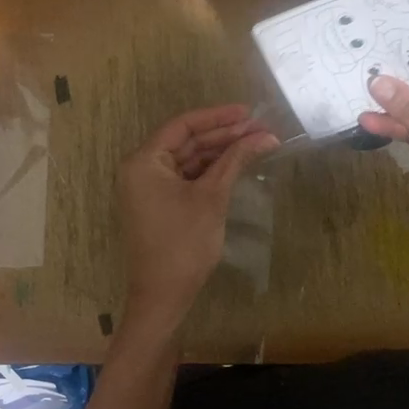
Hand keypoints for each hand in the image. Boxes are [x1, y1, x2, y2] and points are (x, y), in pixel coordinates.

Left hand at [117, 105, 278, 321]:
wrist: (163, 295)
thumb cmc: (183, 243)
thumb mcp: (212, 197)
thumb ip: (236, 161)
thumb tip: (267, 136)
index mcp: (143, 161)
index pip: (183, 126)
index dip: (218, 117)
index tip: (249, 113)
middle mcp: (140, 169)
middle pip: (186, 142)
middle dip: (223, 135)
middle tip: (261, 129)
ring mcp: (148, 188)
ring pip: (188, 160)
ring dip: (220, 153)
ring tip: (256, 144)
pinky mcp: (158, 204)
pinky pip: (185, 177)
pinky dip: (210, 171)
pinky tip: (236, 165)